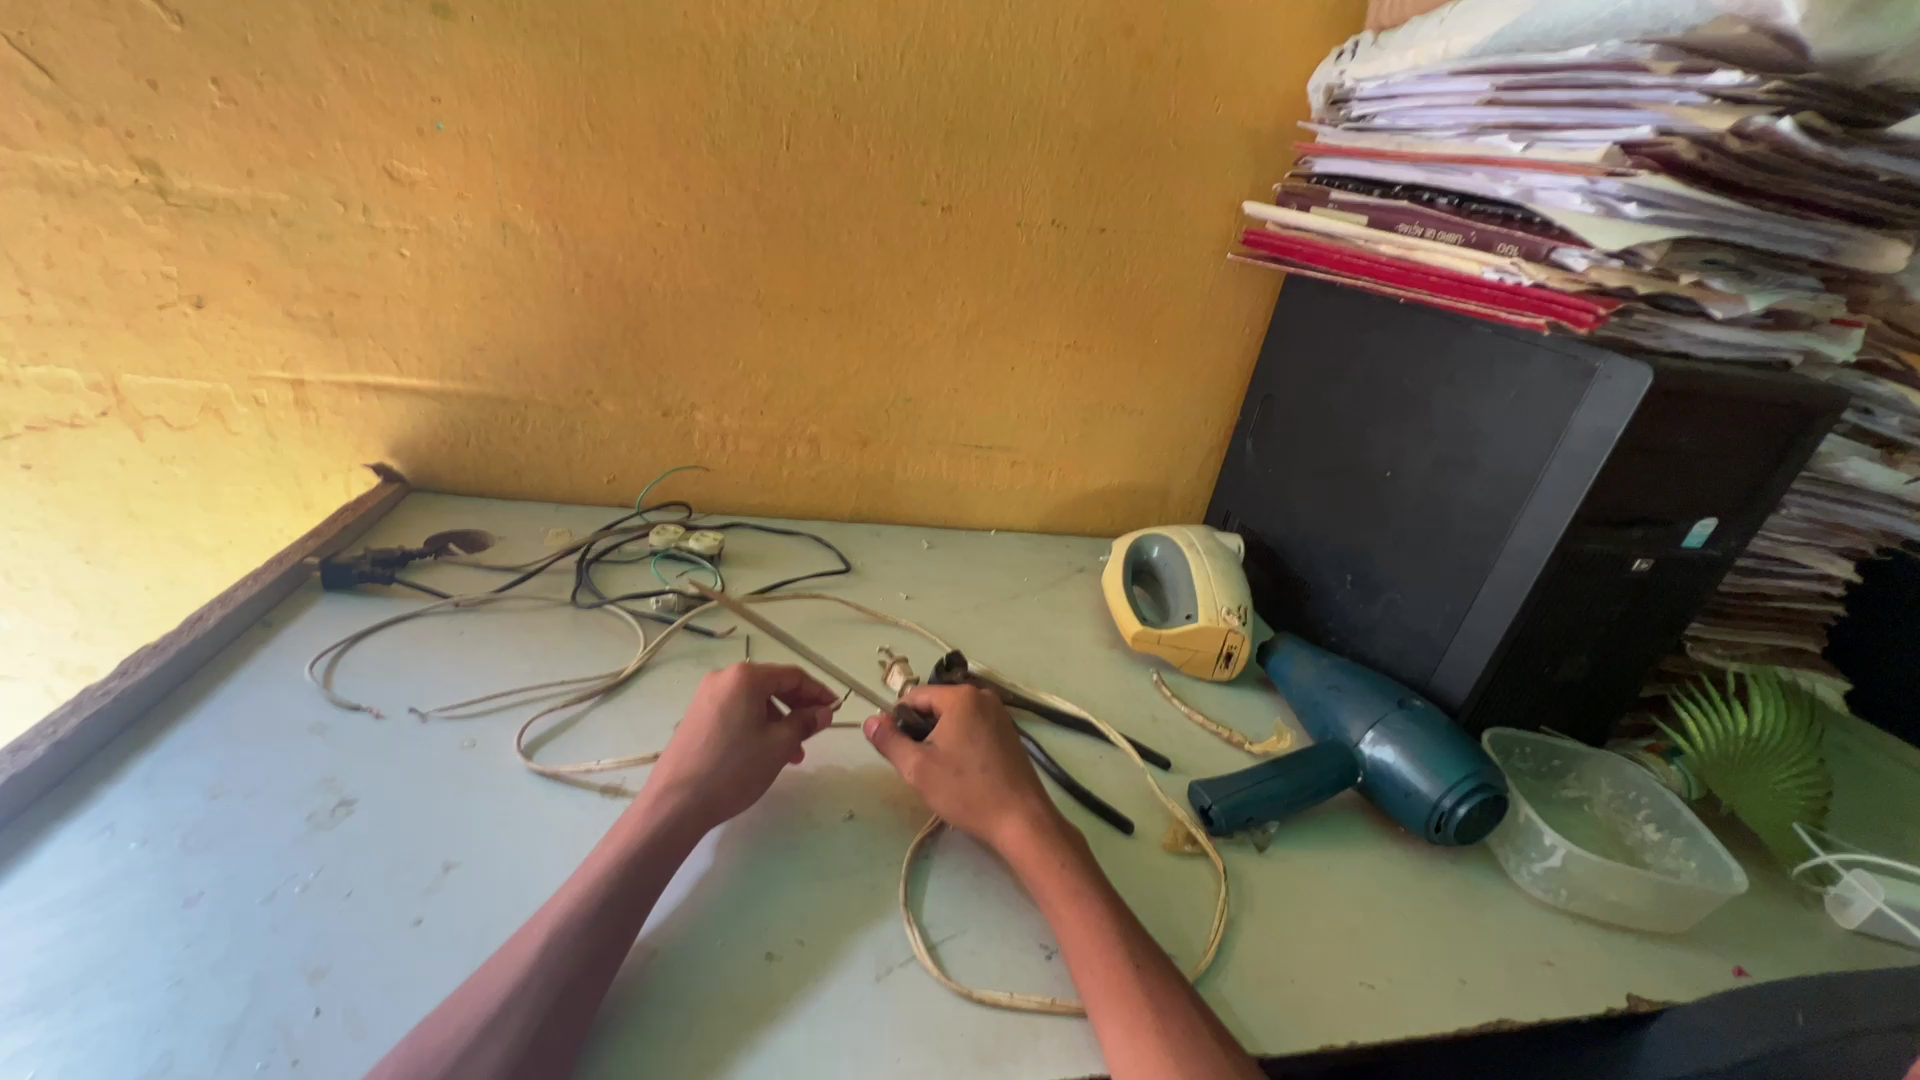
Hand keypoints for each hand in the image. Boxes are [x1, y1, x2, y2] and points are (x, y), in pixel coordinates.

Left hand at [643, 663, 839, 832]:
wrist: (676, 803)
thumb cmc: (733, 769)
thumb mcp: (779, 745)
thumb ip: (805, 722)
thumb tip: (824, 712)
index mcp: (745, 677)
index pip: (792, 675)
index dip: (818, 692)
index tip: (835, 709)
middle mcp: (723, 678)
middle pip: (772, 685)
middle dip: (798, 708)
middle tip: (816, 731)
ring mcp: (706, 697)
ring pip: (754, 702)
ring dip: (779, 721)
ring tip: (792, 753)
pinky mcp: (696, 717)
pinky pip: (737, 712)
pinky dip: (757, 726)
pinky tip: (766, 752)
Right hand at [863, 684, 1063, 852]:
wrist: (1020, 819)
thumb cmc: (966, 791)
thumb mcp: (918, 768)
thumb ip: (889, 741)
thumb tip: (870, 720)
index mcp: (961, 697)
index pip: (915, 697)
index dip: (899, 721)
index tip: (899, 751)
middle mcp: (983, 697)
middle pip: (936, 706)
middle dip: (922, 731)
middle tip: (919, 766)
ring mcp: (1000, 714)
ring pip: (955, 719)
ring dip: (941, 739)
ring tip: (940, 772)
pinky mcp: (1009, 733)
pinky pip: (973, 728)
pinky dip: (961, 743)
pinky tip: (962, 771)